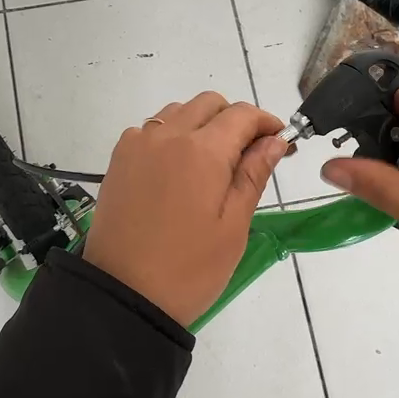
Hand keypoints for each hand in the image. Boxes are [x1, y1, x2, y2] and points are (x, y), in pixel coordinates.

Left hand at [83, 93, 286, 326]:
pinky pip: (151, 130)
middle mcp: (167, 135)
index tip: (279, 143)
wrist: (123, 294)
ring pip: (179, 112)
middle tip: (249, 155)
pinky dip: (171, 136)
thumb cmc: (189, 268)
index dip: (266, 123)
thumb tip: (274, 140)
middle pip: (209, 103)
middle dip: (235, 120)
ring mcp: (138, 143)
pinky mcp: (119, 158)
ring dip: (202, 124)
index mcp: (201, 150)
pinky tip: (177, 171)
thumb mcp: (233, 226)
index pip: (242, 114)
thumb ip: (254, 174)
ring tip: (212, 166)